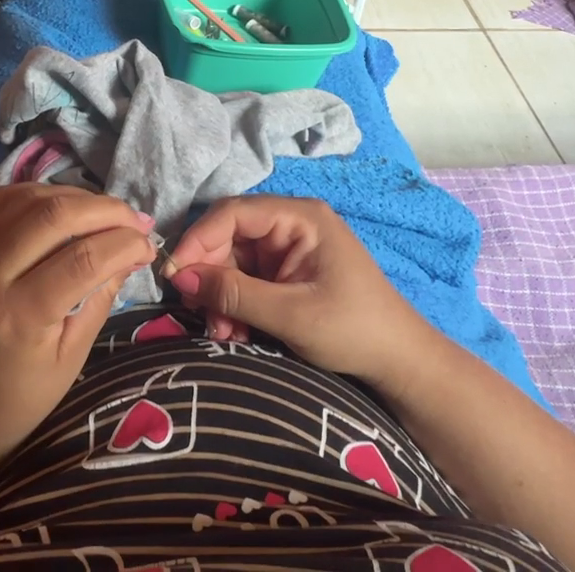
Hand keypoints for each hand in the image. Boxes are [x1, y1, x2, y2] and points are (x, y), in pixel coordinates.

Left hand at [0, 185, 154, 462]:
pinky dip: (46, 193)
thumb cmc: (24, 392)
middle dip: (107, 210)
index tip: (149, 246)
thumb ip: (103, 294)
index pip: (83, 259)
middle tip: (137, 222)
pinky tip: (71, 207)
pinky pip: (10, 197)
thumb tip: (137, 248)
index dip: (124, 244)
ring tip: (110, 215)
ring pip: (34, 197)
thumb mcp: (74, 354)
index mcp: (19, 315)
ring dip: (80, 197)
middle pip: (56, 215)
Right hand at [165, 195, 433, 389]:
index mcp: (300, 218)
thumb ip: (235, 293)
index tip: (176, 274)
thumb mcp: (291, 314)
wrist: (399, 363)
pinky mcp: (285, 274)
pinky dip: (233, 304)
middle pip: (229, 236)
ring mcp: (288, 249)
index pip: (234, 212)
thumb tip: (180, 277)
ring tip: (221, 332)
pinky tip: (232, 331)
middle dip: (210, 274)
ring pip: (232, 261)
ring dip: (220, 295)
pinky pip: (245, 280)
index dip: (200, 239)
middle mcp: (291, 225)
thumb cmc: (354, 330)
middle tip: (196, 311)